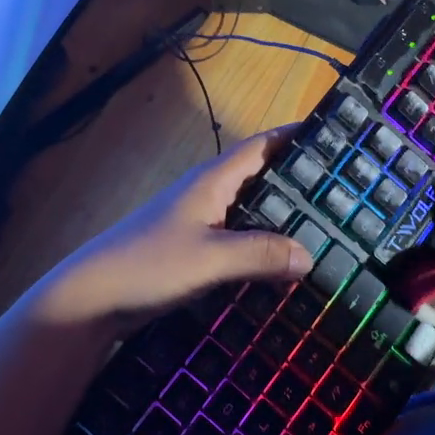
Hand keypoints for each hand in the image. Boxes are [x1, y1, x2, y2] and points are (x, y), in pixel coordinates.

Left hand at [40, 127, 313, 332]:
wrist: (91, 299)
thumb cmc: (149, 265)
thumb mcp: (210, 258)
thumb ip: (260, 253)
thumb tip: (310, 254)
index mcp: (211, 181)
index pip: (260, 146)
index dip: (294, 137)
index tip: (332, 135)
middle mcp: (207, 194)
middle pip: (259, 176)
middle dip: (297, 179)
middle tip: (343, 190)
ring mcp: (197, 222)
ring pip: (250, 210)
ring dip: (281, 215)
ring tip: (324, 228)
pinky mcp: (191, 250)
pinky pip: (238, 238)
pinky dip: (262, 244)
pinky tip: (281, 266)